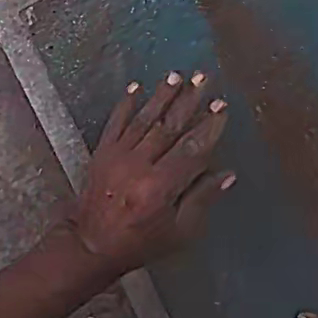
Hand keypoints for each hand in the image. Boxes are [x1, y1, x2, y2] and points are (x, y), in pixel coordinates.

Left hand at [69, 71, 234, 275]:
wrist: (90, 242)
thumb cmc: (140, 242)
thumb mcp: (179, 232)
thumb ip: (201, 199)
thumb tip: (227, 173)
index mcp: (160, 187)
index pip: (191, 149)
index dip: (209, 126)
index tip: (221, 105)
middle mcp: (139, 165)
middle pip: (169, 126)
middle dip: (189, 100)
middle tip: (203, 77)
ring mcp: (118, 155)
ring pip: (144, 119)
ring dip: (162, 95)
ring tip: (177, 75)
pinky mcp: (103, 151)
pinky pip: (116, 122)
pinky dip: (126, 103)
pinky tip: (137, 86)